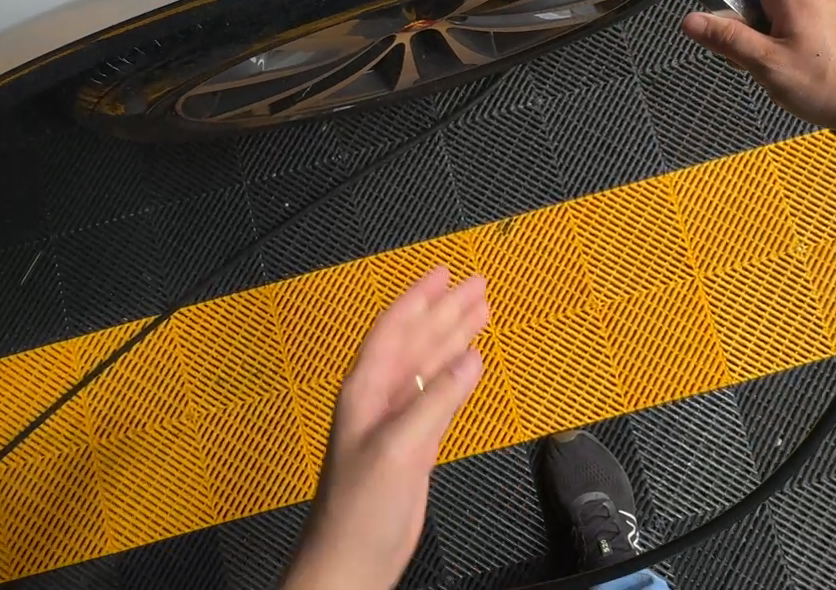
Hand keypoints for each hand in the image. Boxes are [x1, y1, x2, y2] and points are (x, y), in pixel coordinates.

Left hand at [283, 266, 488, 589]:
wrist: (354, 561)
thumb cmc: (359, 508)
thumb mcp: (400, 446)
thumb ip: (437, 400)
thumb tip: (470, 359)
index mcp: (366, 388)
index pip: (394, 327)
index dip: (419, 297)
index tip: (443, 273)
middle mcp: (381, 395)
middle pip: (419, 339)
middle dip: (447, 310)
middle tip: (476, 286)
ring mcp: (399, 417)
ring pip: (432, 363)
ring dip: (455, 336)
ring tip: (481, 311)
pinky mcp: (415, 441)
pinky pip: (440, 393)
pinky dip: (458, 374)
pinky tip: (471, 361)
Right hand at [681, 0, 835, 139]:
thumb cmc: (825, 84)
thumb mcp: (766, 64)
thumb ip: (726, 39)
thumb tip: (688, 20)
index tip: (728, 20)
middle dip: (742, 14)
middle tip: (746, 50)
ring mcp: (823, 3)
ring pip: (773, 3)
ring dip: (759, 29)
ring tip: (768, 63)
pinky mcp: (831, 21)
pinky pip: (792, 16)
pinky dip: (780, 35)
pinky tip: (788, 66)